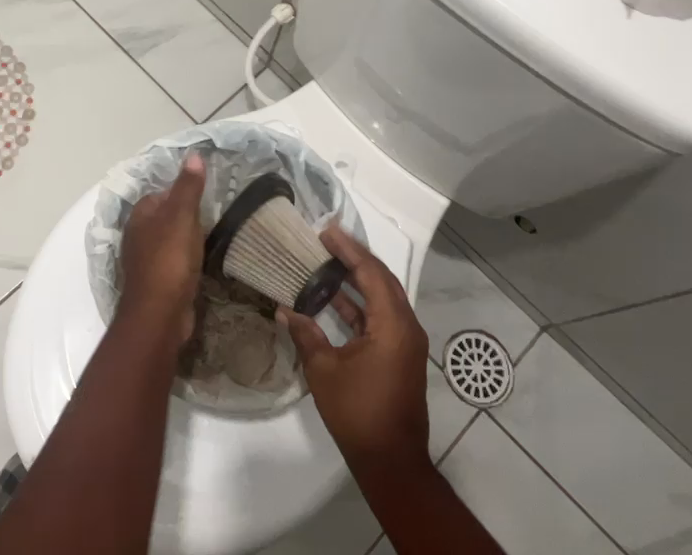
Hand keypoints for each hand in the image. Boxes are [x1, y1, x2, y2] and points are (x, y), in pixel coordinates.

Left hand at [118, 153, 205, 347]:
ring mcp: (145, 262)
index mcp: (140, 216)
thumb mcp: (182, 217)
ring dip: (186, 239)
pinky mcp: (156, 283)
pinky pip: (173, 263)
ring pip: (168, 241)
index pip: (160, 194)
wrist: (160, 314)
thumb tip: (193, 154)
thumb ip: (188, 187)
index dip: (181, 192)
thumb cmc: (170, 260)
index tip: (205, 195)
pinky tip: (200, 263)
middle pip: (164, 218)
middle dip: (185, 216)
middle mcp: (137, 236)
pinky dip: (186, 260)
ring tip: (210, 238)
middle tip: (212, 216)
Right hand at [282, 225, 431, 471]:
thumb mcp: (324, 370)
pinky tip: (334, 300)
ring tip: (327, 263)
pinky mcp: (400, 356)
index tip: (326, 230)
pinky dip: (360, 305)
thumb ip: (306, 334)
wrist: (391, 460)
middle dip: (355, 258)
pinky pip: (381, 318)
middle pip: (381, 280)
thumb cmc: (358, 412)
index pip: (371, 273)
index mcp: (393, 324)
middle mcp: (406, 326)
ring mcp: (406, 342)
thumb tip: (285, 309)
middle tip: (326, 240)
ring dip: (357, 281)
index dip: (348, 249)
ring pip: (382, 298)